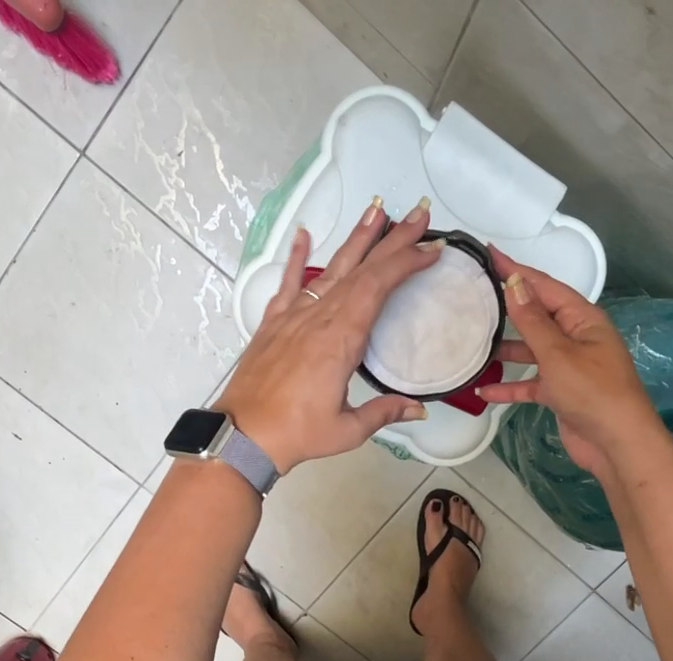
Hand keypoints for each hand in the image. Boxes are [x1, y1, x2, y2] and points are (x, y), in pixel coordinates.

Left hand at [214, 198, 441, 472]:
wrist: (242, 436)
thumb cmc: (296, 434)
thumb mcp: (347, 429)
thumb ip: (383, 412)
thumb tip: (417, 410)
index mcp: (341, 339)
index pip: (378, 287)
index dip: (405, 263)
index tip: (430, 250)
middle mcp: (318, 318)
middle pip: (361, 269)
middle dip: (391, 240)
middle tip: (417, 215)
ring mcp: (293, 318)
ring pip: (331, 270)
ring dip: (355, 240)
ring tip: (376, 211)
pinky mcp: (272, 325)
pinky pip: (288, 284)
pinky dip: (297, 258)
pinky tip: (304, 234)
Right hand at [476, 249, 657, 478]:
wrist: (617, 443)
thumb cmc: (593, 392)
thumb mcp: (558, 353)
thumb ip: (532, 320)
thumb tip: (514, 284)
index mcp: (583, 319)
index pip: (545, 287)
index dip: (517, 271)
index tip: (489, 254)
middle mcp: (576, 337)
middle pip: (537, 316)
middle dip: (508, 308)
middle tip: (474, 294)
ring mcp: (569, 366)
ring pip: (531, 350)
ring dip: (505, 349)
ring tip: (473, 342)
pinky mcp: (561, 393)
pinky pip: (530, 383)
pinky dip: (510, 386)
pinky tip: (485, 391)